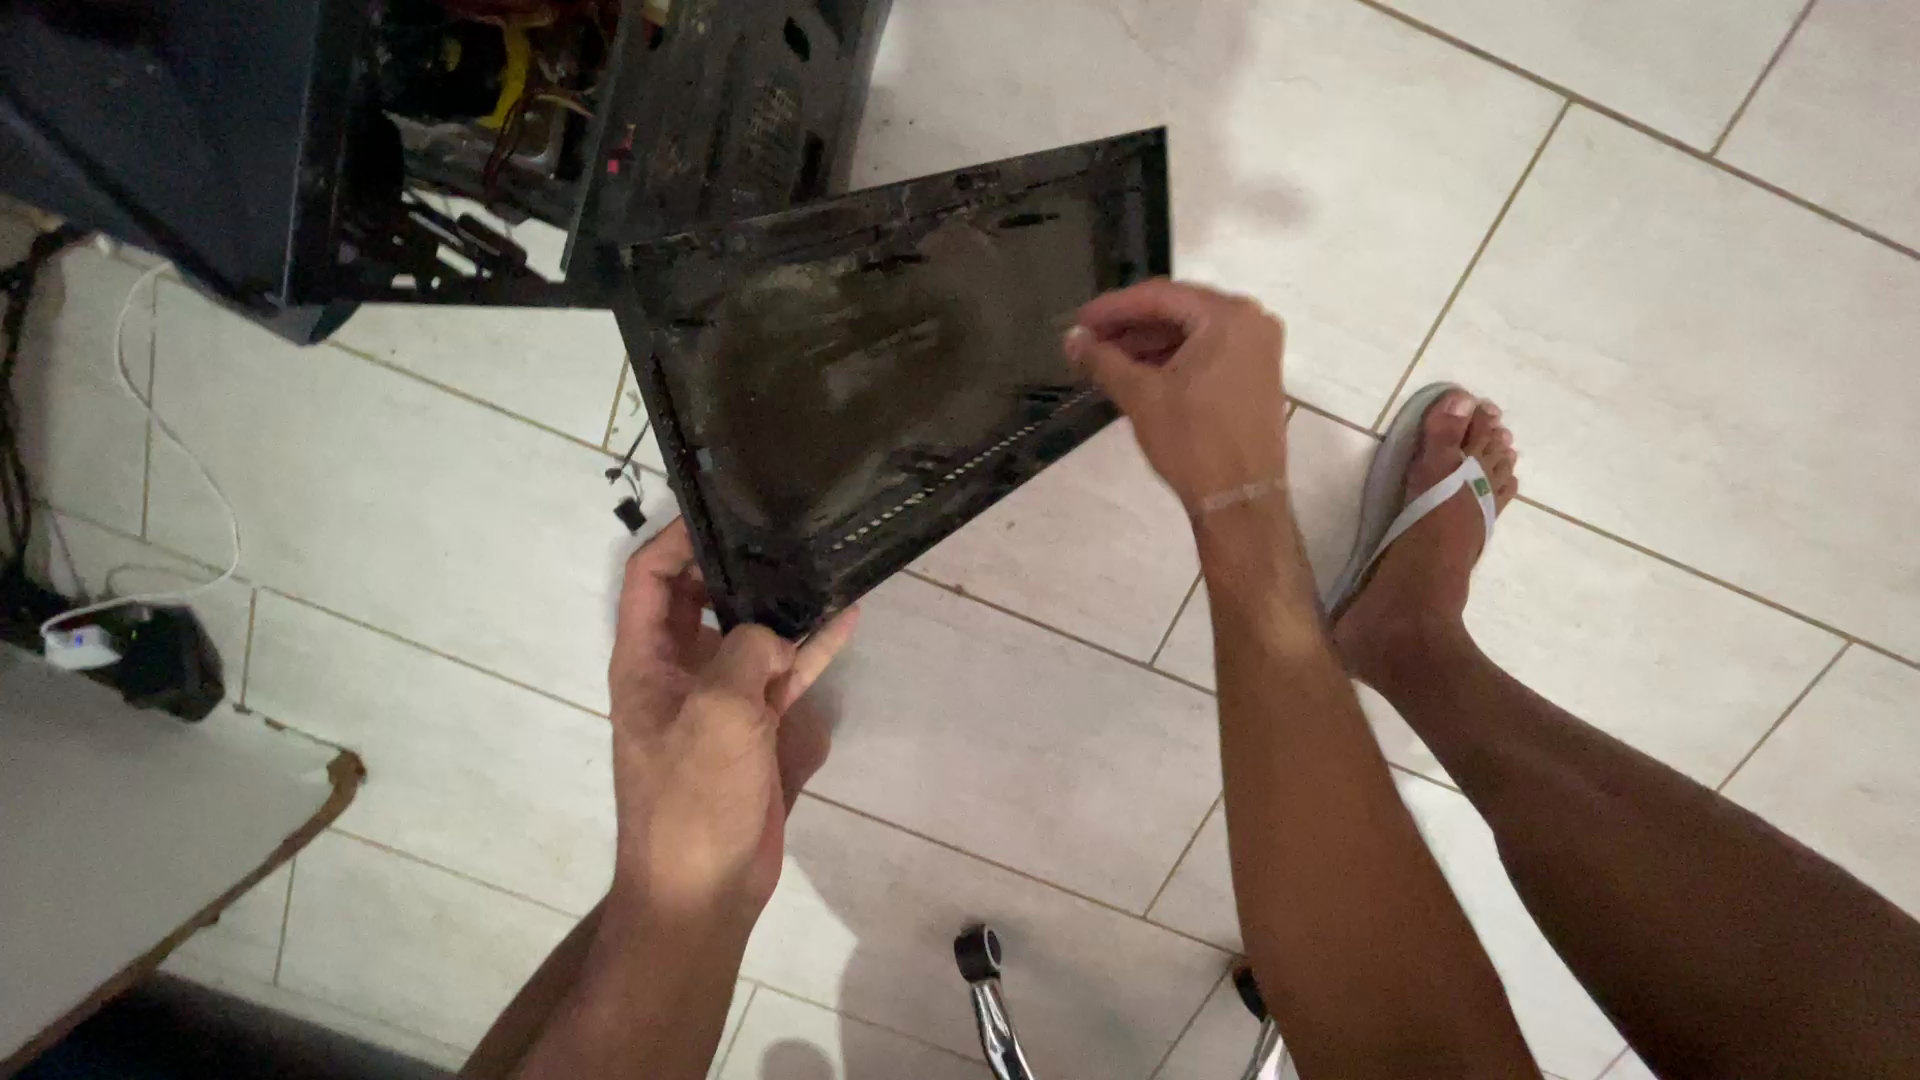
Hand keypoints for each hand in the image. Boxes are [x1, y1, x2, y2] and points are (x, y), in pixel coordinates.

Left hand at [605, 521, 858, 933]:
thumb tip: (774, 633)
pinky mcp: (758, 722)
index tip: (719, 509)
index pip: (650, 579)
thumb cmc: (692, 798)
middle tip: (780, 525)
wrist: (706, 886)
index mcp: (648, 661)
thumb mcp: (716, 714)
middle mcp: (682, 669)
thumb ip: (747, 654)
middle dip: (735, 562)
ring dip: (782, 601)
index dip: (675, 539)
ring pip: (753, 631)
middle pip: (704, 597)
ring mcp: (723, 696)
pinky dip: (813, 646)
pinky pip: (787, 670)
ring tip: (819, 560)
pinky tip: (845, 616)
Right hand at [1066, 279, 1287, 513]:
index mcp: (1228, 315)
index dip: (1113, 308)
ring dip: (1148, 345)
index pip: (1159, 296)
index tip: (1079, 321)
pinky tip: (1139, 374)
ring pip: (1192, 334)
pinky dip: (1172, 360)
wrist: (1240, 499)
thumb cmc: (1192, 442)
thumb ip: (1103, 361)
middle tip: (1089, 340)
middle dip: (1129, 327)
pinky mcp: (1256, 375)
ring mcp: (1259, 349)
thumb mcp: (1140, 396)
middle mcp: (1251, 321)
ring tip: (1106, 361)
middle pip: (1177, 312)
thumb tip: (1071, 340)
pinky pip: (1207, 354)